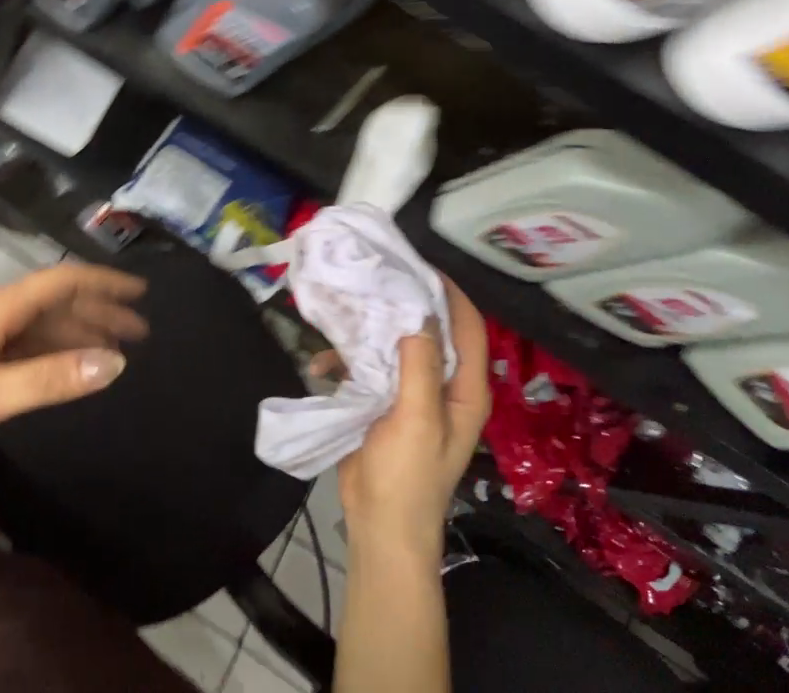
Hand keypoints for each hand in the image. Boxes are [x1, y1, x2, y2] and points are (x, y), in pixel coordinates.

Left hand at [0, 263, 148, 466]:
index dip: (103, 283)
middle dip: (98, 311)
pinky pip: (21, 341)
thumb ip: (49, 380)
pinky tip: (65, 365)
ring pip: (38, 322)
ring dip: (78, 331)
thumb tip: (114, 362)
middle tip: (141, 333)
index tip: (142, 293)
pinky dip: (52, 349)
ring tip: (116, 351)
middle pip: (53, 300)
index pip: (60, 281)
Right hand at [336, 279, 489, 563]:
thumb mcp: (417, 420)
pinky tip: (320, 364)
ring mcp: (411, 397)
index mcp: (464, 391)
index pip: (468, 329)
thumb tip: (418, 315)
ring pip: (395, 348)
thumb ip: (419, 368)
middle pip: (430, 333)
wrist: (380, 524)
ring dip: (369, 332)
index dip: (450, 295)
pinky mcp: (382, 406)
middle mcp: (442, 387)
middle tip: (372, 276)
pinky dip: (345, 362)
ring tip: (340, 311)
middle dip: (404, 305)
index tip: (419, 265)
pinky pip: (368, 370)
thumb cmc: (407, 476)